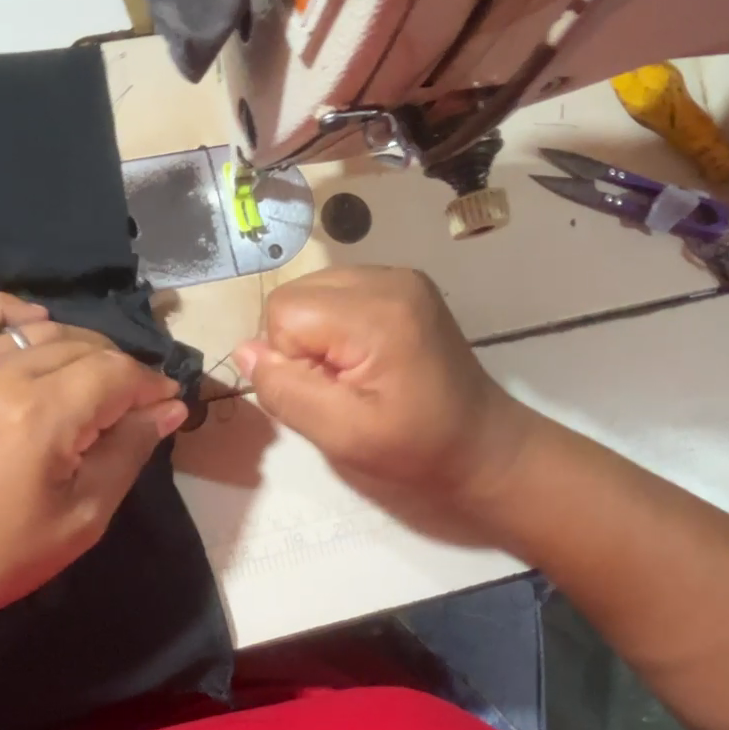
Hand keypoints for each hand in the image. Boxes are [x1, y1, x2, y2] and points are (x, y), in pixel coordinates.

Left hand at [0, 293, 188, 627]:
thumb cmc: (6, 556)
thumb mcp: (85, 515)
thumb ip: (130, 449)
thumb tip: (171, 406)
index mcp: (41, 416)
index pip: (116, 372)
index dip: (150, 384)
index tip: (168, 402)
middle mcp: (1, 376)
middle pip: (83, 346)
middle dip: (120, 371)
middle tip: (133, 406)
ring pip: (38, 330)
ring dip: (78, 348)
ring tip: (92, 384)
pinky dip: (5, 309)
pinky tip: (31, 320)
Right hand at [233, 266, 540, 540]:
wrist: (484, 449)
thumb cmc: (415, 451)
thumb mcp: (342, 436)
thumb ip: (287, 391)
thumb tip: (244, 351)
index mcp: (377, 312)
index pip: (283, 312)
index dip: (289, 359)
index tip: (326, 395)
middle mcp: (388, 278)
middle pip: (295, 296)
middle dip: (300, 344)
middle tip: (339, 389)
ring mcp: (399, 278)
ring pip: (312, 294)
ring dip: (316, 337)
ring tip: (354, 376)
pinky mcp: (403, 287)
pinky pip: (337, 296)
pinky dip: (335, 329)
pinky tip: (365, 360)